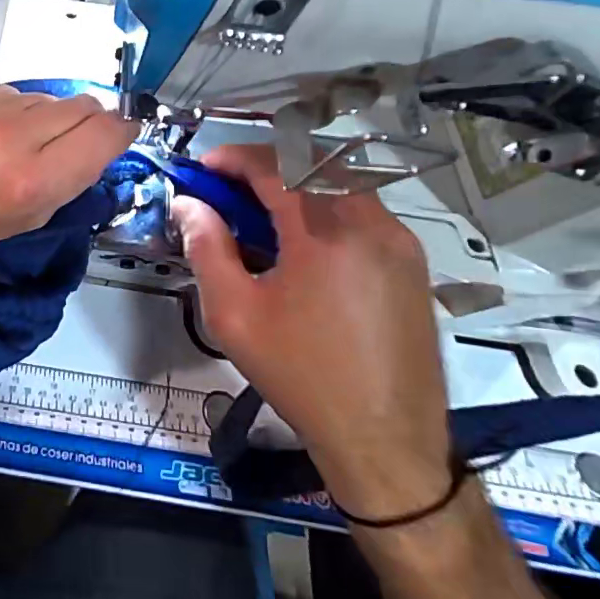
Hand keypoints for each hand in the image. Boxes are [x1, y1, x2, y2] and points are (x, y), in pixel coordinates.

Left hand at [0, 80, 136, 262]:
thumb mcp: (31, 217)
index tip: (125, 131)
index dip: (122, 131)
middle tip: (74, 139)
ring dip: (50, 116)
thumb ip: (72, 177)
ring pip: (51, 97)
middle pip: (84, 105)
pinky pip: (18, 92)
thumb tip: (103, 138)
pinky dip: (18, 109)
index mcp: (32, 181)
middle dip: (90, 121)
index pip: (103, 134)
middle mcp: (12, 137)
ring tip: (22, 141)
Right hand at [174, 144, 451, 517]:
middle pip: (309, 165)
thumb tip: (187, 205)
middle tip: (228, 191)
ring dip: (296, 185)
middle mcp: (370, 221)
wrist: (386, 440)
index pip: (274, 165)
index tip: (203, 168)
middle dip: (263, 167)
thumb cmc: (301, 375)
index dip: (233, 158)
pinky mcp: (412, 260)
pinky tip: (304, 245)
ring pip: (339, 184)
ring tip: (262, 217)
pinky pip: (362, 211)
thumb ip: (206, 248)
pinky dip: (325, 207)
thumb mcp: (234, 314)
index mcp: (325, 231)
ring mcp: (399, 239)